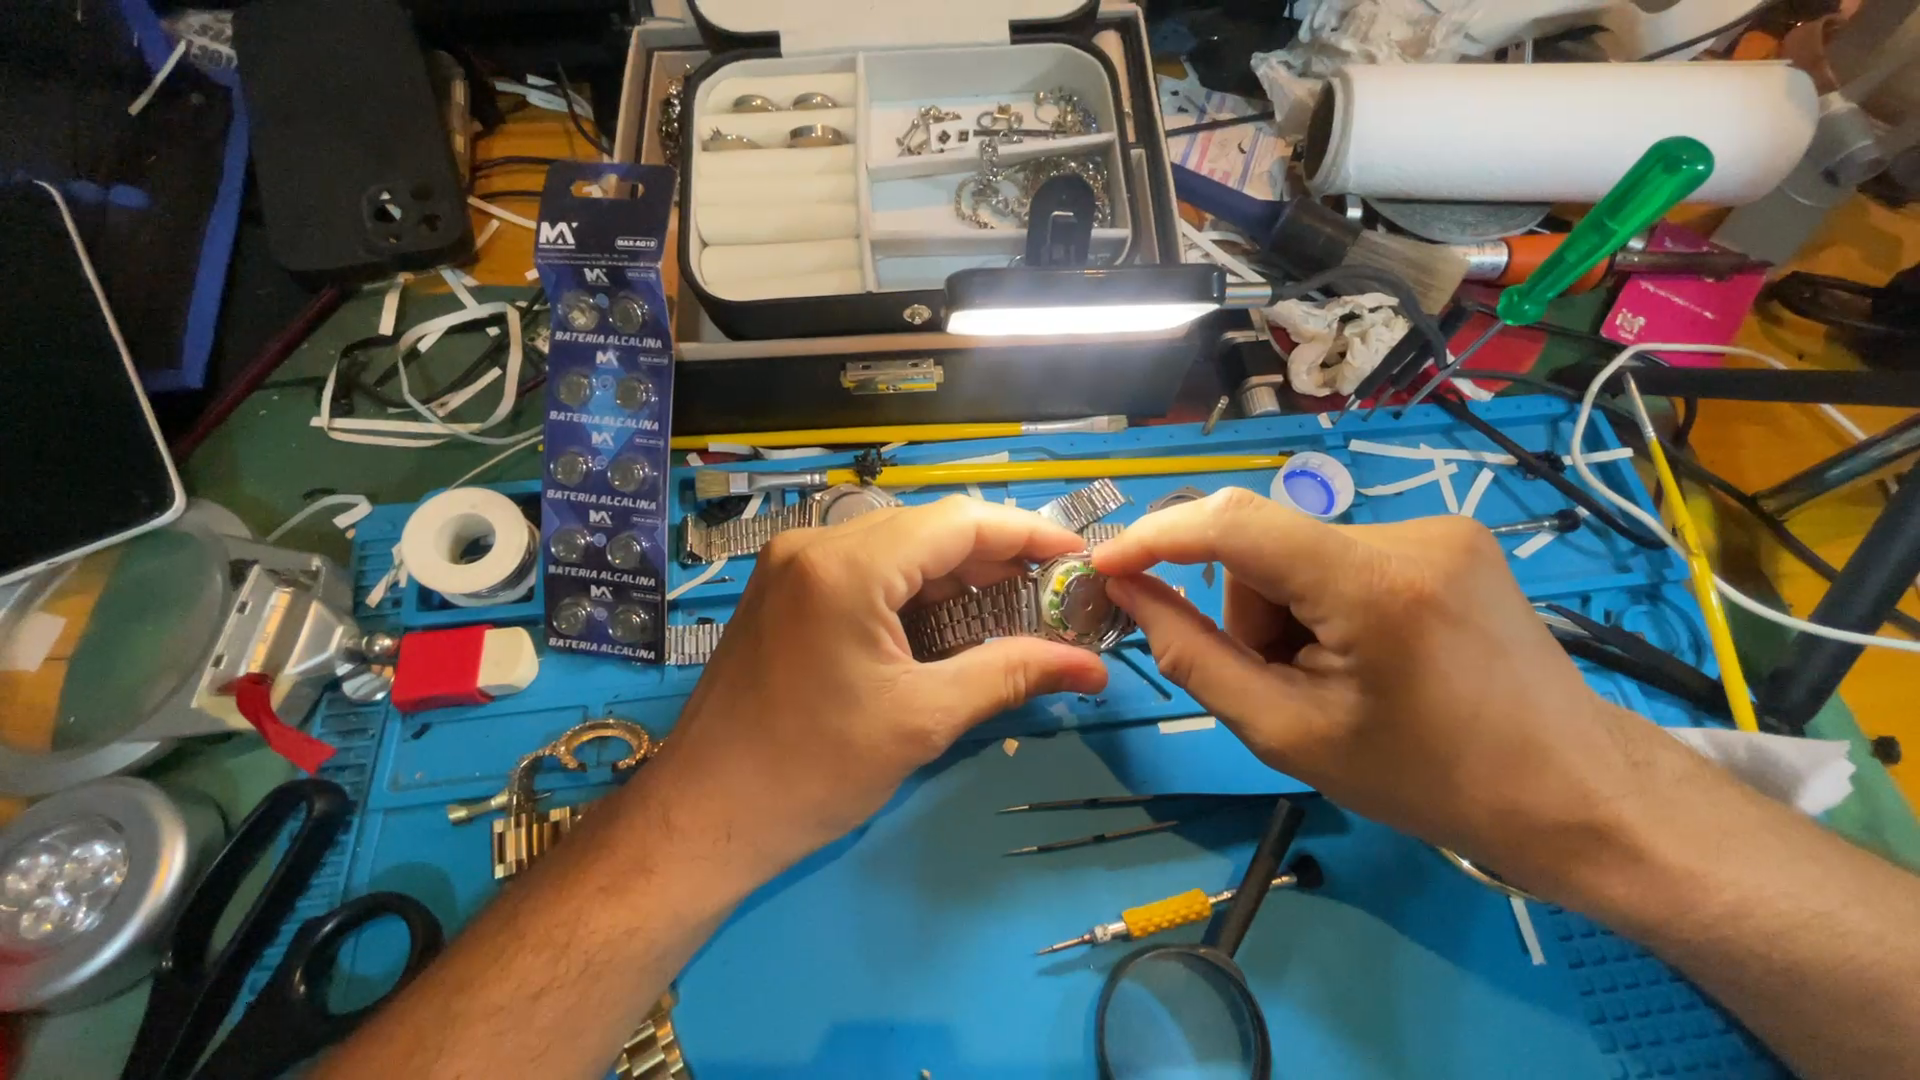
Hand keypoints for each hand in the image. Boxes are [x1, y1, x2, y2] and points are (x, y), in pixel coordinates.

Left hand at [647, 496, 1109, 881]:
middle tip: (1050, 601)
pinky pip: (866, 572)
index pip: (960, 522)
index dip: (1028, 535)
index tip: (1079, 558)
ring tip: (1010, 617)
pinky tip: (948, 628)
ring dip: (956, 580)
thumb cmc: (813, 770)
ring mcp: (793, 564)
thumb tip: (1092, 667)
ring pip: (898, 550)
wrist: (704, 816)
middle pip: (929, 531)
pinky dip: (914, 594)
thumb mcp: (923, 719)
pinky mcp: (784, 590)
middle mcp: (816, 544)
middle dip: (995, 562)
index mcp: (848, 566)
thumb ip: (1011, 674)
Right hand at [1093, 489, 1667, 894]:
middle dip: (1246, 611)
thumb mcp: (1286, 731)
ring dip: (1285, 611)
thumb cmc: (1425, 779)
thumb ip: (1193, 655)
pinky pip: (1338, 554)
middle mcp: (1405, 530)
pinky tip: (1366, 653)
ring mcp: (1434, 526)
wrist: (1572, 791)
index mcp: (1371, 583)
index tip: (1105, 565)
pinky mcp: (1446, 537)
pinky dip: (1322, 601)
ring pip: (1296, 553)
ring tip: (1333, 677)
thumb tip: (1128, 593)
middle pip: (1262, 547)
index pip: (1233, 523)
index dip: (1156, 537)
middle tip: (1281, 681)